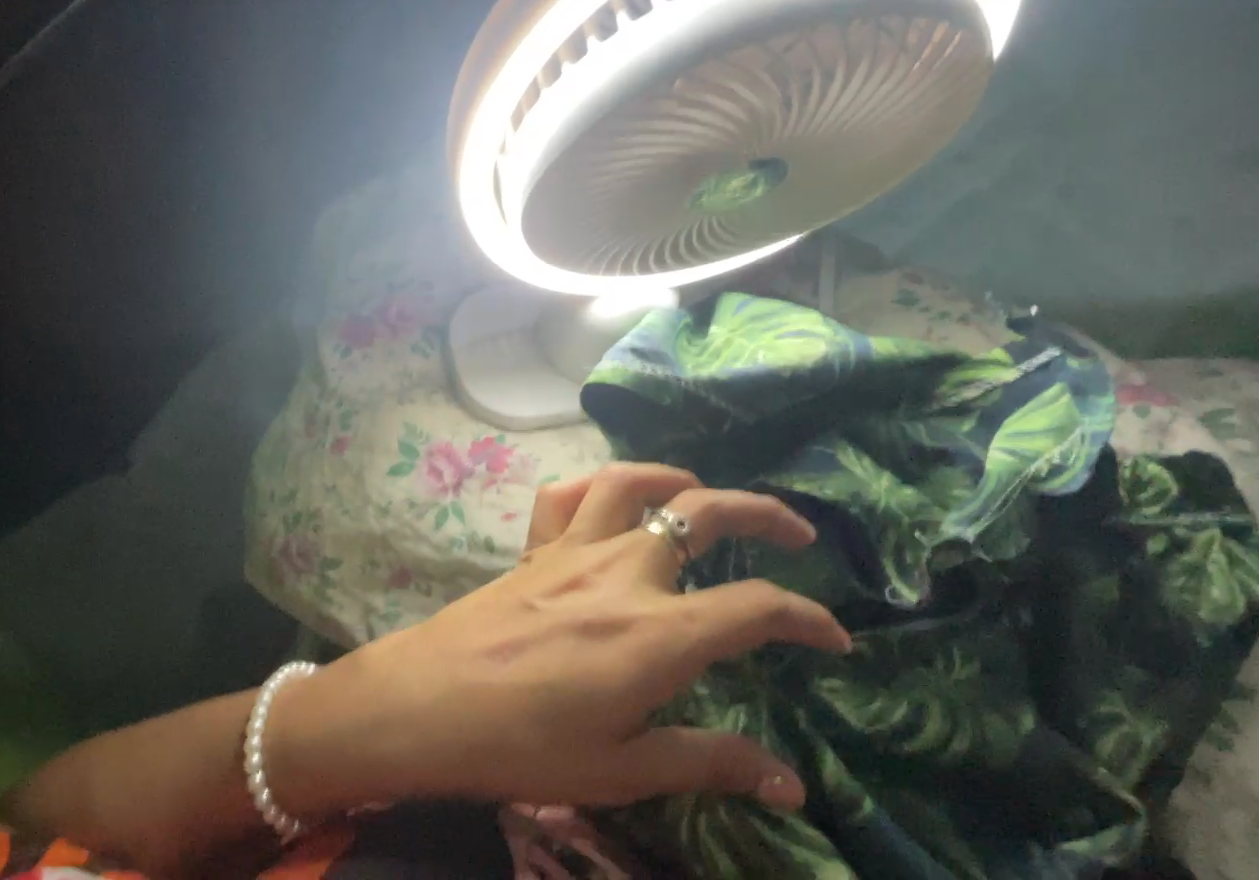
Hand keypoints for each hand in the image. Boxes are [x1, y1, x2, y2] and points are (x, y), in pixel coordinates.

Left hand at [268, 463, 849, 817]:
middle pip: (704, 514)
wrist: (422, 706)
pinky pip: (567, 494)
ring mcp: (572, 551)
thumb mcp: (622, 769)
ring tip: (707, 495)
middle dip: (762, 513)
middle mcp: (622, 573)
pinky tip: (613, 496)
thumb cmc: (522, 746)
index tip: (835, 636)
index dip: (809, 619)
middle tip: (798, 533)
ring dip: (680, 478)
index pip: (757, 609)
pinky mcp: (533, 549)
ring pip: (635, 484)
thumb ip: (708, 762)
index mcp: (657, 634)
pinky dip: (598, 483)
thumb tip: (790, 782)